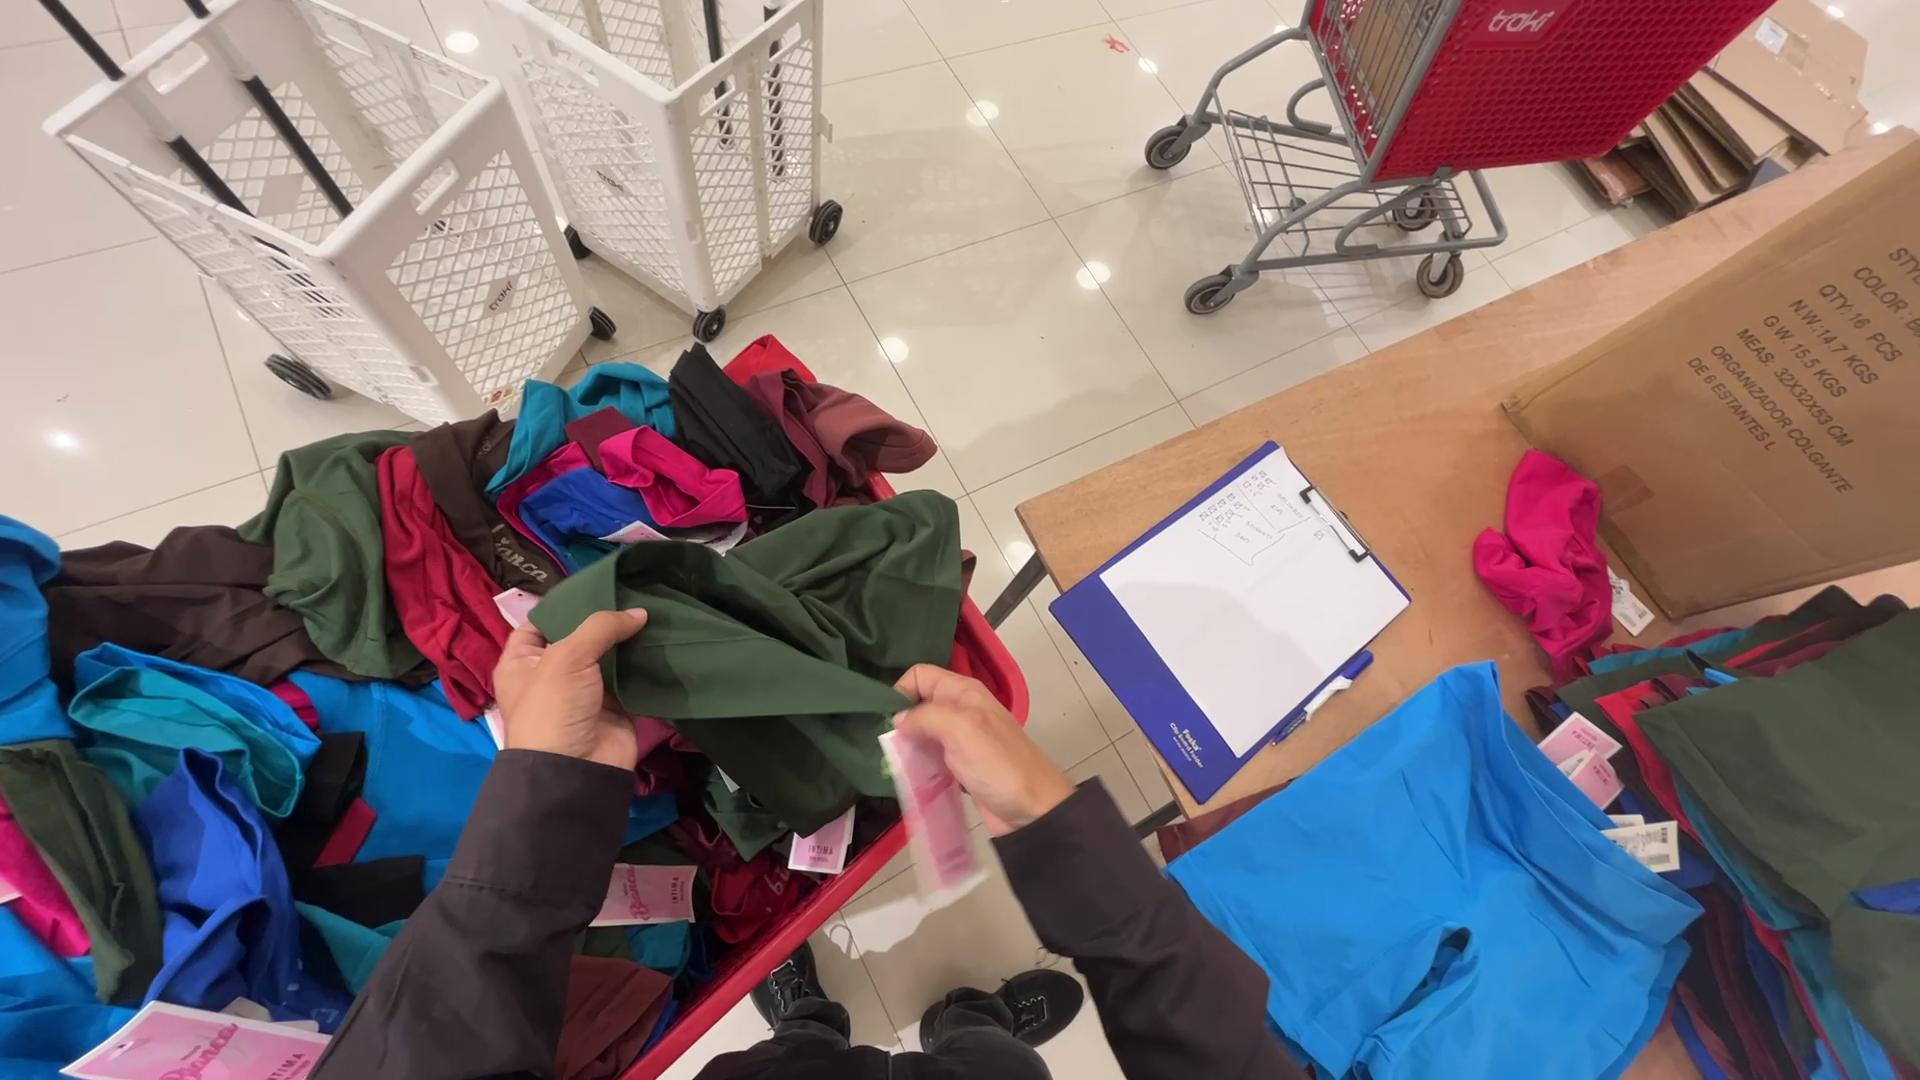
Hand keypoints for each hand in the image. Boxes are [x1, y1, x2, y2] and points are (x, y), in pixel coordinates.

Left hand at [495, 609, 647, 770]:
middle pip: (581, 636)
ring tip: (655, 610)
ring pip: (610, 654)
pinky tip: (663, 639)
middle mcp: (553, 673)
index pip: (540, 623)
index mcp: (523, 663)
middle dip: (606, 618)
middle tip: (634, 593)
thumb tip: (640, 613)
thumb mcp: (567, 657)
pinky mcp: (616, 703)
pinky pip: (632, 675)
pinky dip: (645, 661)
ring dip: (630, 638)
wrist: (577, 768)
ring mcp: (586, 690)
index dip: (563, 604)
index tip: (596, 585)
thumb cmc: (554, 708)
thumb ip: (602, 627)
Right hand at [892, 664, 1074, 835]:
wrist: (1032, 809)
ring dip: (907, 747)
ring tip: (891, 764)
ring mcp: (960, 740)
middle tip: (884, 745)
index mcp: (963, 692)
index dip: (900, 690)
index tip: (887, 719)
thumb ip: (926, 716)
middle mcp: (960, 710)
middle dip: (900, 721)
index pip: (920, 675)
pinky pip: (930, 758)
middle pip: (918, 704)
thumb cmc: (998, 764)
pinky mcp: (959, 766)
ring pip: (922, 734)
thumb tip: (897, 720)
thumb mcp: (961, 729)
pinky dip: (918, 765)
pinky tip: (907, 777)